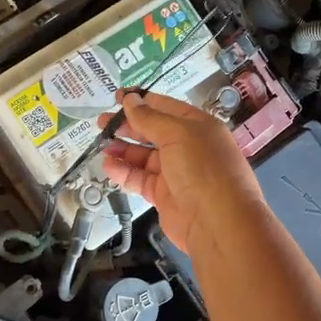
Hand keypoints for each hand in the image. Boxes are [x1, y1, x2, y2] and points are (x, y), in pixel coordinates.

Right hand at [100, 90, 263, 257]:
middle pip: (153, 131)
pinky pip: (140, 178)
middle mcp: (188, 146)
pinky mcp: (164, 195)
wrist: (218, 223)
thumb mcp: (178, 134)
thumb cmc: (203, 169)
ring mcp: (176, 172)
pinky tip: (108, 165)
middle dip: (128, 125)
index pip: (166, 107)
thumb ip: (150, 118)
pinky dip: (124, 172)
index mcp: (198, 126)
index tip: (117, 97)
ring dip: (123, 148)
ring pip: (144, 156)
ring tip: (102, 143)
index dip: (142, 101)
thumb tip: (130, 99)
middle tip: (102, 122)